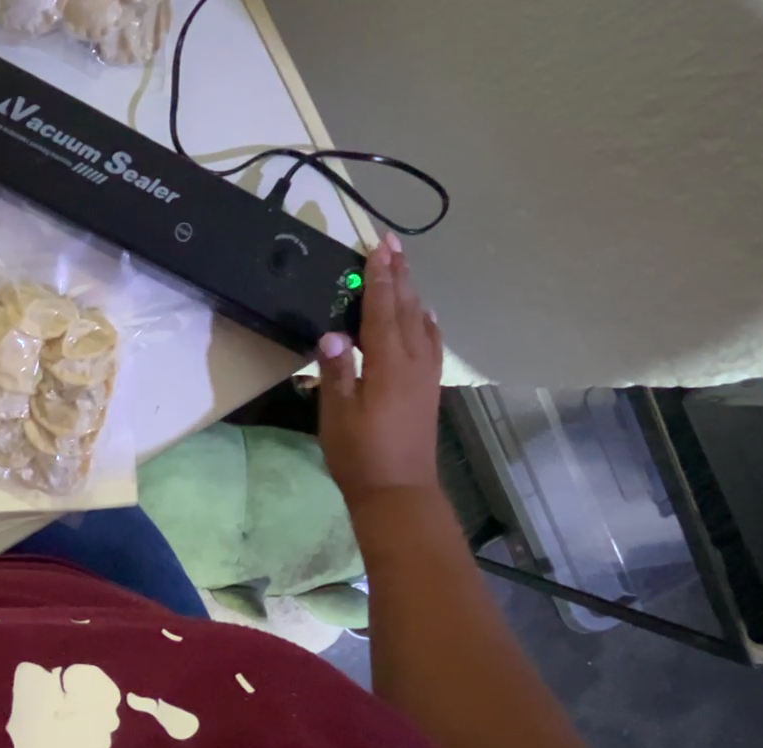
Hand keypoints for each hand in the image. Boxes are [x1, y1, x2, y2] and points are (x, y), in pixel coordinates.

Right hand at [315, 235, 445, 509]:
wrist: (397, 489)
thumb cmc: (359, 453)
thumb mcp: (337, 414)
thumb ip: (336, 371)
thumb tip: (332, 333)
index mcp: (389, 363)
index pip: (383, 310)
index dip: (379, 278)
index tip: (378, 247)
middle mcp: (414, 361)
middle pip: (407, 308)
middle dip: (399, 275)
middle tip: (393, 244)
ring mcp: (425, 374)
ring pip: (421, 322)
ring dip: (411, 293)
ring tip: (404, 269)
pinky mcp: (427, 387)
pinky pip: (429, 341)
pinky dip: (423, 320)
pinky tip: (423, 316)